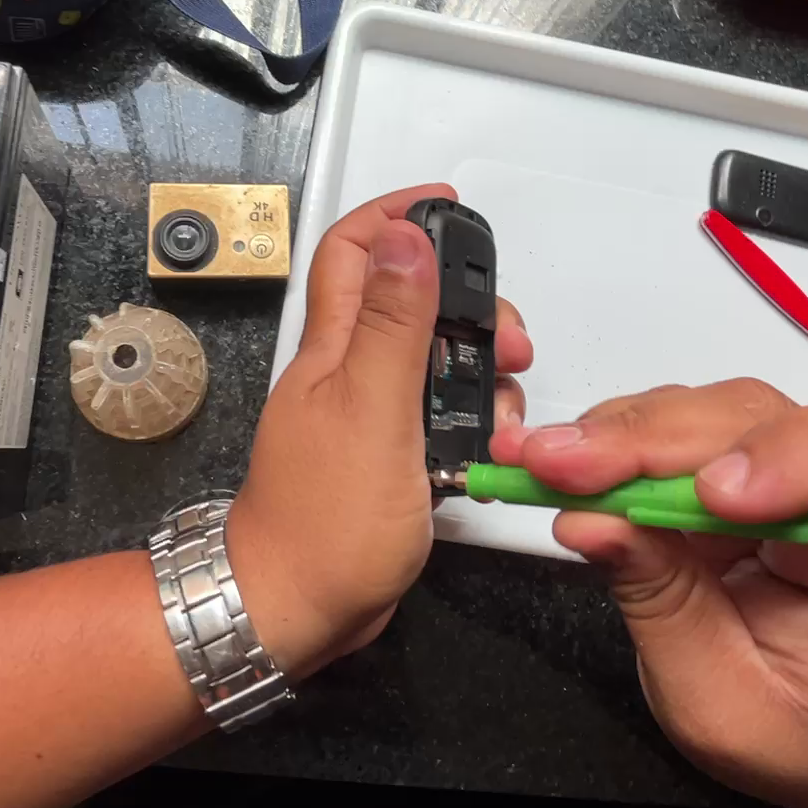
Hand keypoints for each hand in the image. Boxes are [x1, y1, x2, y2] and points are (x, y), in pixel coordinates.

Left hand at [229, 185, 532, 675]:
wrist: (298, 605)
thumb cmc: (327, 517)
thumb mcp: (371, 410)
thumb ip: (393, 326)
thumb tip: (405, 240)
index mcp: (332, 345)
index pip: (353, 249)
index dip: (393, 214)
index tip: (443, 202)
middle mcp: (344, 366)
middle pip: (403, 295)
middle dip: (461, 297)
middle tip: (506, 328)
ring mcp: (365, 406)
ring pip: (426, 351)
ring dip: (475, 358)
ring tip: (510, 390)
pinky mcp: (385, 445)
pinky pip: (432, 404)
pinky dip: (468, 406)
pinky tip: (491, 433)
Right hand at [489, 380, 807, 807]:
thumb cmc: (801, 733)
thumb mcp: (724, 706)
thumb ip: (662, 609)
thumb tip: (589, 519)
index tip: (716, 497)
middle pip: (770, 418)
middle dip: (657, 439)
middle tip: (564, 466)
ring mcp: (784, 470)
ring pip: (711, 408)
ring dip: (621, 431)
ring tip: (546, 464)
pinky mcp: (725, 464)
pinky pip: (671, 423)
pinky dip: (610, 436)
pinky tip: (563, 459)